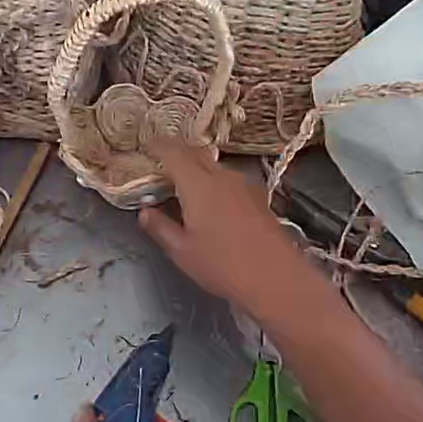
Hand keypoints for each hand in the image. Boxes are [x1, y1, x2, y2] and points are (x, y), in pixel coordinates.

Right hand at [138, 138, 329, 323]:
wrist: (277, 277)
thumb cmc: (224, 266)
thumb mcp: (182, 251)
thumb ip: (160, 227)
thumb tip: (145, 212)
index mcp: (198, 185)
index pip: (174, 153)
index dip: (159, 145)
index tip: (149, 145)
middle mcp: (222, 177)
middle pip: (196, 153)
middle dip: (178, 151)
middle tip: (162, 159)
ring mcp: (244, 185)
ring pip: (215, 165)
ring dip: (197, 165)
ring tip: (184, 180)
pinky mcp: (258, 197)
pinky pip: (229, 179)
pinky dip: (214, 180)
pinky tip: (212, 199)